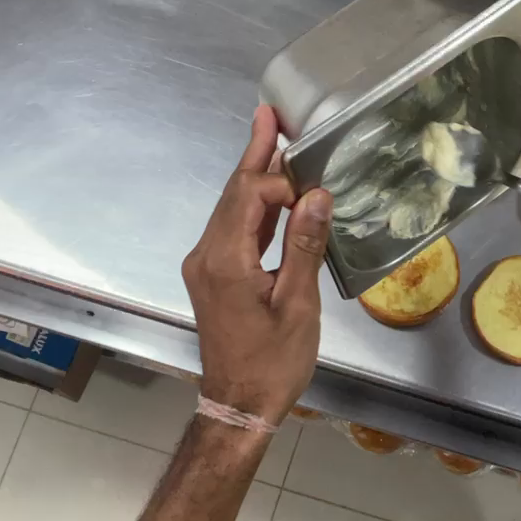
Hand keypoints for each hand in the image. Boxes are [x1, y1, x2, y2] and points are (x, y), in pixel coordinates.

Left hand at [182, 106, 331, 425]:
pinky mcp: (211, 278)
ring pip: (230, 210)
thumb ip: (304, 247)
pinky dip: (254, 212)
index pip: (249, 195)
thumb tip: (316, 196)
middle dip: (255, 156)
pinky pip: (232, 232)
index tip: (315, 188)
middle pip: (232, 194)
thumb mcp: (297, 305)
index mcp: (224, 260)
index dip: (281, 182)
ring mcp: (205, 267)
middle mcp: (206, 255)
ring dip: (253, 180)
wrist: (239, 403)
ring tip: (272, 141)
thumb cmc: (273, 363)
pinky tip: (273, 200)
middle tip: (271, 117)